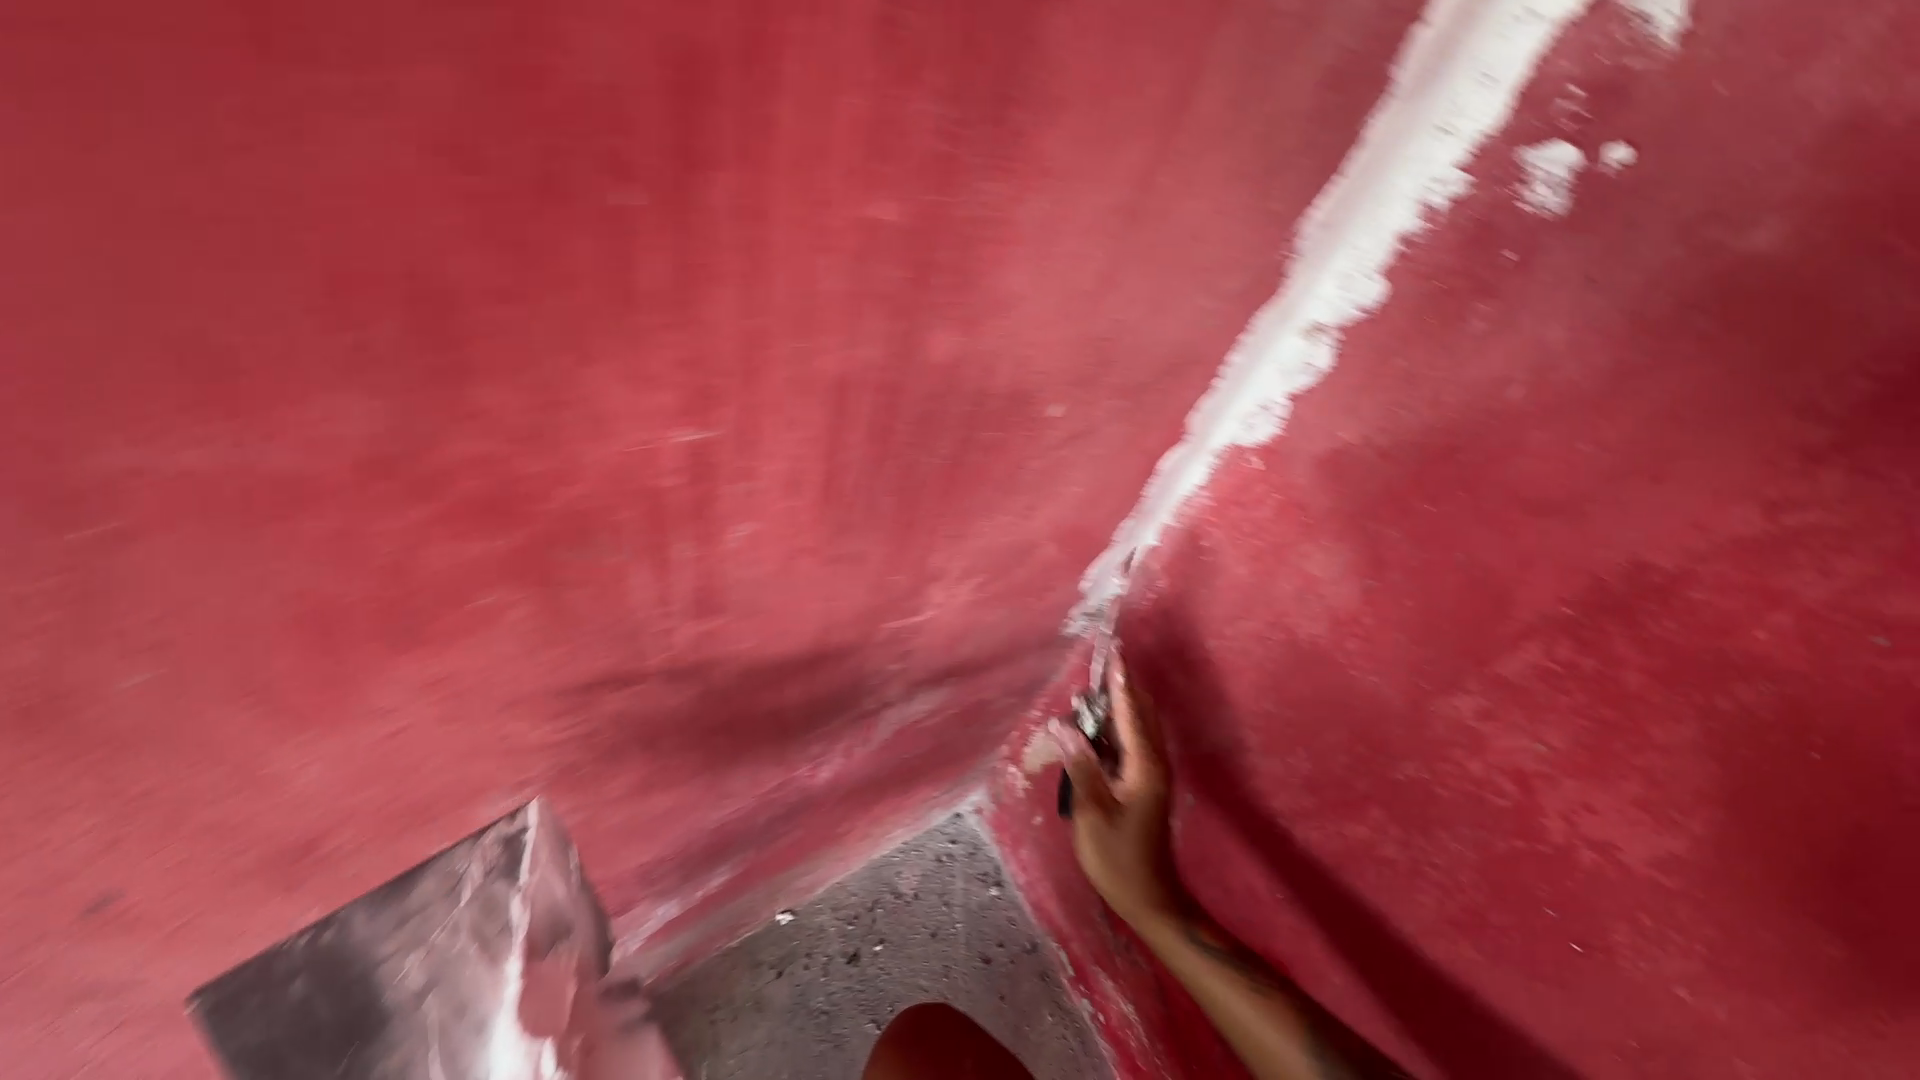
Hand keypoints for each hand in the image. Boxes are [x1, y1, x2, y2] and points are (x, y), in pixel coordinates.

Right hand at [1053, 651, 1184, 928]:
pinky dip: (1117, 727)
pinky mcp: (1145, 785)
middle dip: (1121, 687)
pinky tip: (1096, 727)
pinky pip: (1132, 743)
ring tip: (1093, 689)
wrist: (1150, 898)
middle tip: (1102, 662)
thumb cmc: (1118, 858)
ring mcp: (1151, 775)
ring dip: (1117, 707)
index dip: (1119, 683)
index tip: (1113, 653)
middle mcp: (1154, 763)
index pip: (1130, 713)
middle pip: (1139, 714)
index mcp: (1144, 766)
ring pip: (1137, 728)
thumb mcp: (1093, 813)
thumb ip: (1081, 766)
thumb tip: (1063, 727)